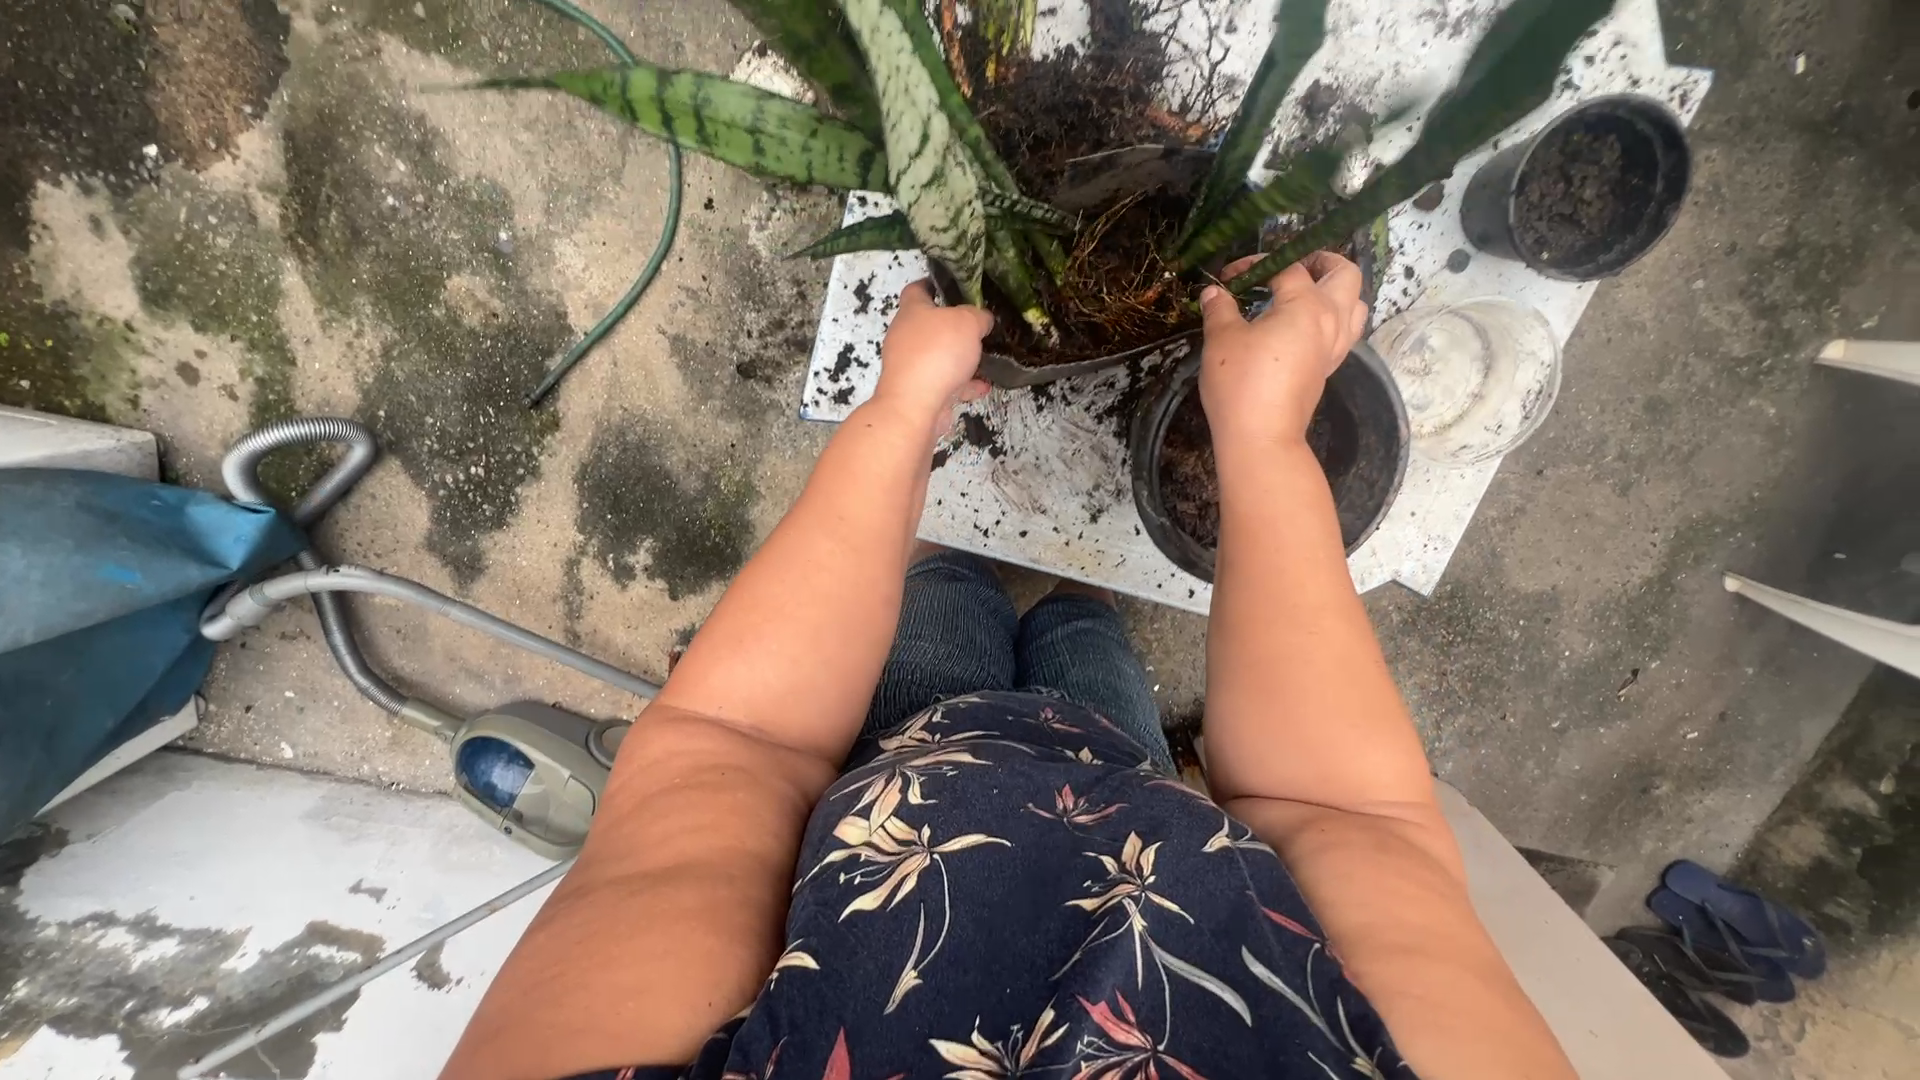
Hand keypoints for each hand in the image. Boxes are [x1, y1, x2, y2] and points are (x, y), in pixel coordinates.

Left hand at [871, 280, 992, 439]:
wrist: (915, 404)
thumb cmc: (938, 352)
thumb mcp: (968, 323)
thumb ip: (978, 317)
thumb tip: (982, 319)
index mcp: (911, 311)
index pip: (916, 289)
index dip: (932, 284)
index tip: (950, 285)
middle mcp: (905, 337)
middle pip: (929, 325)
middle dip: (952, 327)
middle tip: (976, 326)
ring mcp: (909, 366)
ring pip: (937, 356)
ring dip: (959, 358)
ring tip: (983, 358)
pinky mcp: (918, 391)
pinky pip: (944, 383)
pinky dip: (963, 385)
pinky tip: (983, 387)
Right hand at [1197, 251, 1367, 448]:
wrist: (1260, 436)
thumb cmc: (1239, 384)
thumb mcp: (1221, 341)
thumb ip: (1220, 310)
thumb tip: (1214, 292)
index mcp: (1307, 305)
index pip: (1287, 268)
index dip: (1257, 265)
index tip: (1230, 276)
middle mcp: (1331, 320)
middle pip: (1345, 274)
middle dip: (1322, 262)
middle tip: (1293, 266)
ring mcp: (1334, 347)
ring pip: (1355, 304)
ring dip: (1336, 291)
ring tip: (1308, 293)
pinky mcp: (1327, 368)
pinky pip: (1345, 332)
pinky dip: (1333, 319)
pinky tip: (1306, 327)